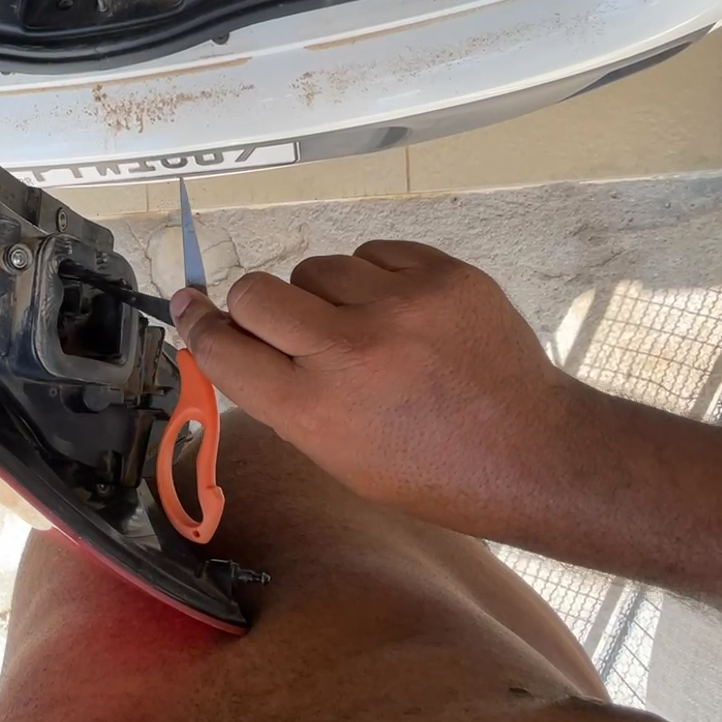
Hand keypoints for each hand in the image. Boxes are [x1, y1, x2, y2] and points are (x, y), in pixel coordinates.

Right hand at [170, 241, 597, 536]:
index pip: (221, 347)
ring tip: (365, 328)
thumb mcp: (330, 451)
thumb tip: (221, 335)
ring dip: (322, 295)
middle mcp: (346, 351)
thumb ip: (272, 390)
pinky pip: (371, 253)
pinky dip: (373, 278)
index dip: (199, 325)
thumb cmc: (421, 468)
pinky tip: (399, 311)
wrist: (533, 452)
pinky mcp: (443, 275)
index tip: (189, 306)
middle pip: (253, 291)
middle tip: (293, 329)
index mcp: (313, 409)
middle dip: (258, 309)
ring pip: (313, 267)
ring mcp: (398, 306)